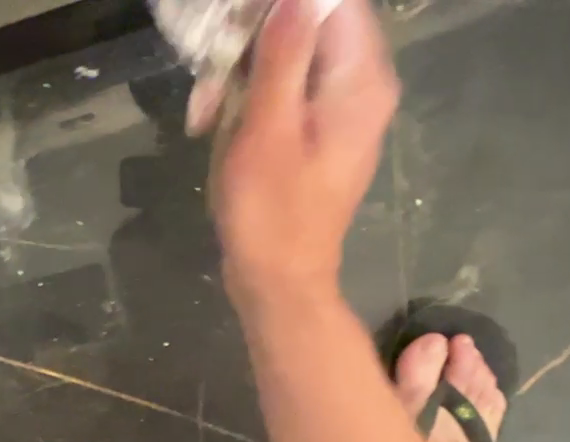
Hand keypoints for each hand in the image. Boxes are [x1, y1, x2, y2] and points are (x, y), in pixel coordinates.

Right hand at [211, 0, 399, 307]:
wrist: (278, 285)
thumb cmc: (270, 214)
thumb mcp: (267, 130)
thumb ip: (282, 55)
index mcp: (361, 80)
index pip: (330, 1)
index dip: (277, 5)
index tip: (233, 26)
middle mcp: (362, 87)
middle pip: (310, 26)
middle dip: (252, 43)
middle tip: (209, 80)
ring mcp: (341, 114)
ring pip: (291, 60)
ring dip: (244, 76)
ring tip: (206, 113)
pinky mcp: (319, 137)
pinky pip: (288, 94)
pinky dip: (253, 101)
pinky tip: (220, 123)